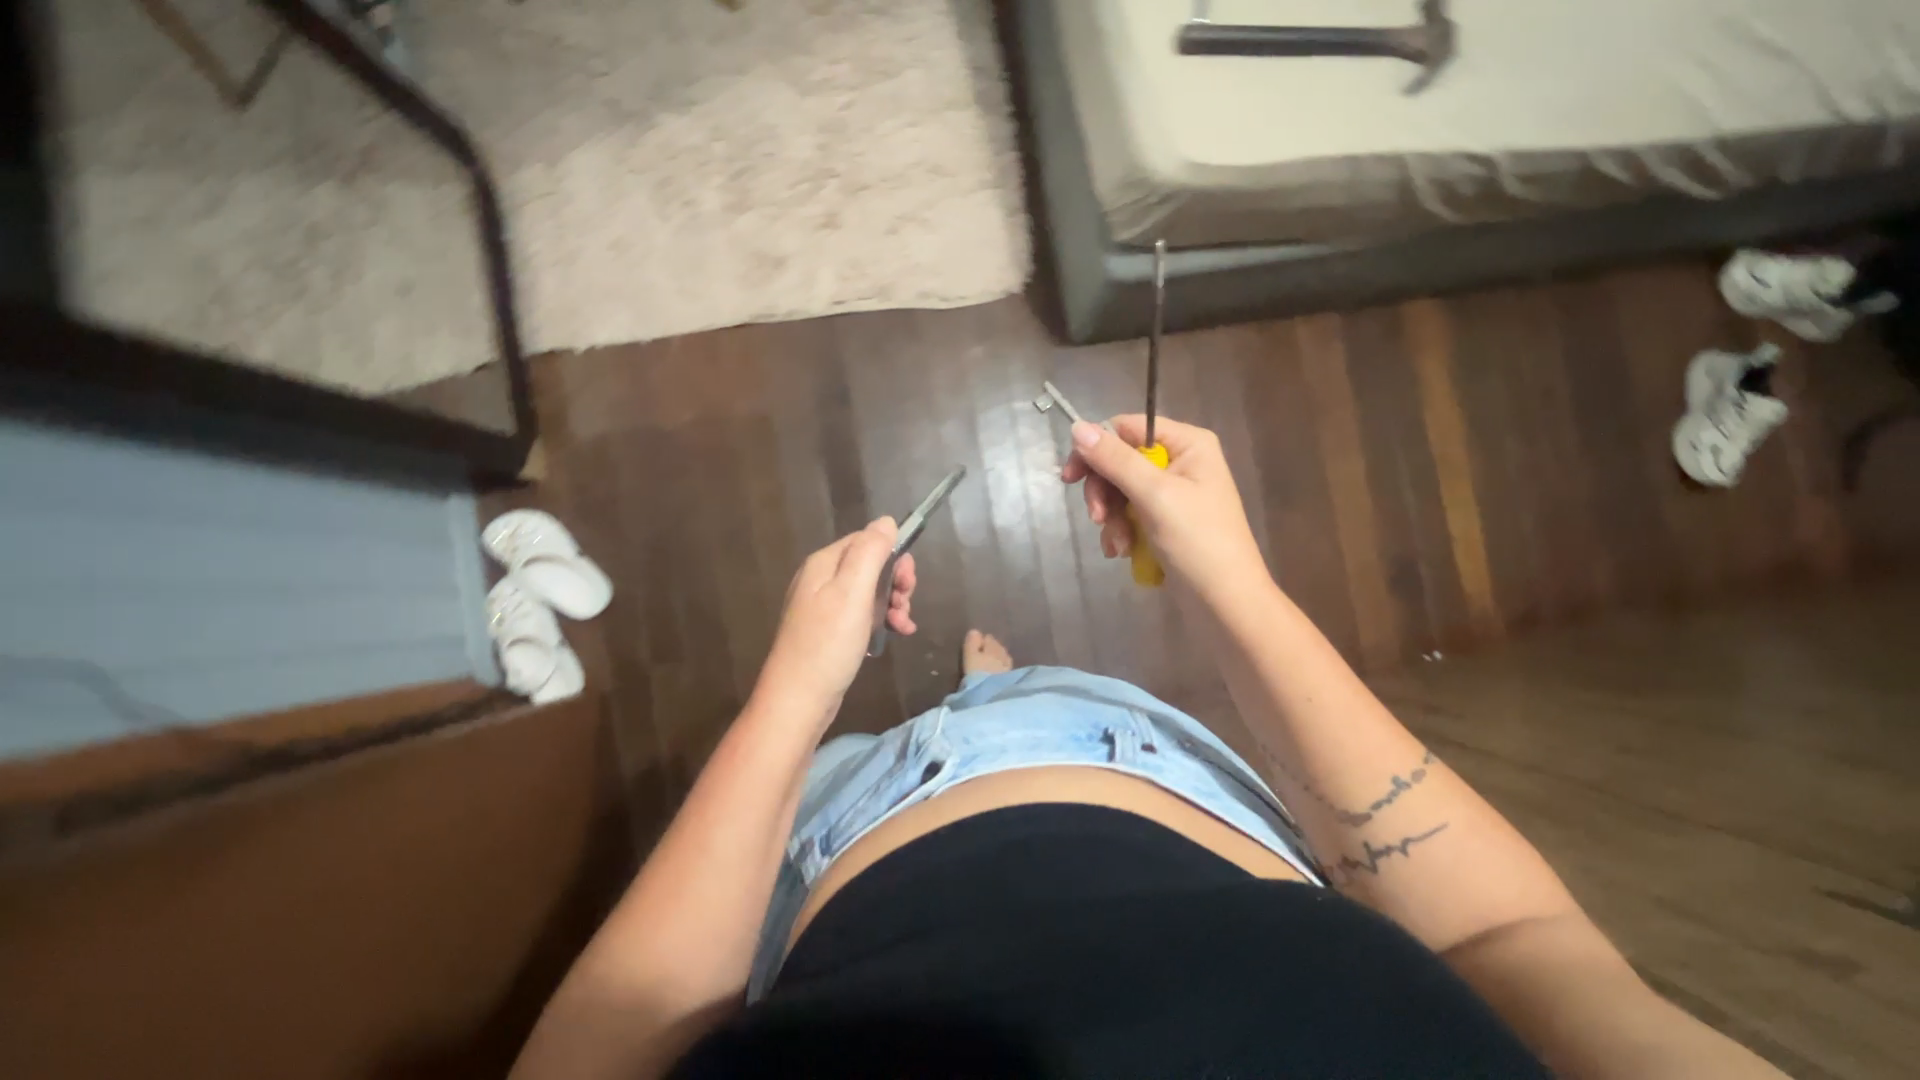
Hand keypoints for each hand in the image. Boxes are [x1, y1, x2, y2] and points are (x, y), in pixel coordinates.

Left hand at [754, 518, 916, 721]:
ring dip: (892, 602)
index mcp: (824, 564)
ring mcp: (824, 607)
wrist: (799, 699)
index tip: (908, 582)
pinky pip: (862, 614)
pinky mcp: (829, 632)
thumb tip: (886, 521)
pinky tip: (895, 634)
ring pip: (869, 591)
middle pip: (869, 565)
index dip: (892, 555)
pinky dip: (881, 620)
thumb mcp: (853, 592)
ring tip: (903, 624)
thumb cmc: (828, 644)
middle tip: (905, 604)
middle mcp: (821, 580)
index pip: (866, 540)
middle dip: (895, 581)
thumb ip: (870, 552)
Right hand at [1061, 415, 1267, 602]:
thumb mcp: (1154, 495)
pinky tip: (1123, 552)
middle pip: (1119, 461)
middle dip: (1104, 493)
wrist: (1225, 602)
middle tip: (1098, 518)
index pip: (1127, 428)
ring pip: (1120, 491)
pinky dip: (1121, 532)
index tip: (1071, 478)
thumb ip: (1115, 460)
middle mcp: (1181, 461)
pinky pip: (1129, 515)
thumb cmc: (1198, 542)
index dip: (1096, 449)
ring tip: (1120, 545)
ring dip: (1111, 518)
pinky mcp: (1164, 521)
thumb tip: (1078, 426)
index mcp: (1188, 443)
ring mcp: (1172, 493)